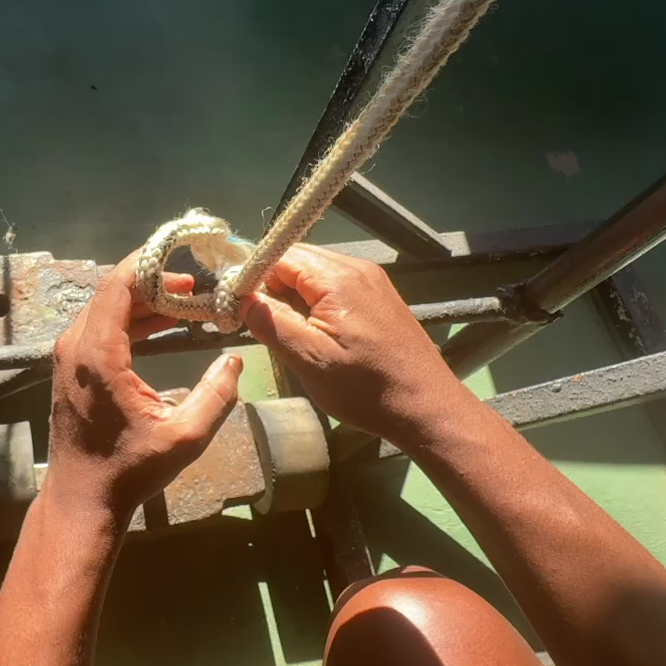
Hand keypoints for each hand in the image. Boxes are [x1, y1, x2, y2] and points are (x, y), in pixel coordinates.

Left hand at [45, 253, 243, 521]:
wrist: (82, 497)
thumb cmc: (129, 470)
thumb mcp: (184, 436)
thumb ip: (216, 394)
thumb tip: (234, 359)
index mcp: (97, 353)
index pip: (119, 283)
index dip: (152, 263)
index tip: (187, 259)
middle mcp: (76, 344)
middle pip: (114, 290)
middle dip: (156, 281)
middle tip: (198, 286)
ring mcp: (69, 354)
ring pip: (108, 306)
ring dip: (146, 301)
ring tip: (189, 303)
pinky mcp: (71, 365)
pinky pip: (102, 325)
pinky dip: (133, 319)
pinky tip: (165, 324)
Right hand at [238, 244, 473, 438]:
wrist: (426, 410)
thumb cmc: (365, 389)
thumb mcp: (308, 359)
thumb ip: (271, 322)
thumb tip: (242, 298)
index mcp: (337, 278)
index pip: (279, 255)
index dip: (253, 277)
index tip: (238, 306)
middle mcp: (356, 268)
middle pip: (297, 261)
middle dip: (272, 287)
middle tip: (260, 324)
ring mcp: (371, 282)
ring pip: (313, 275)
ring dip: (292, 298)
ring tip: (286, 334)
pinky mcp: (378, 298)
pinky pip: (332, 288)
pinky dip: (313, 305)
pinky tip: (313, 334)